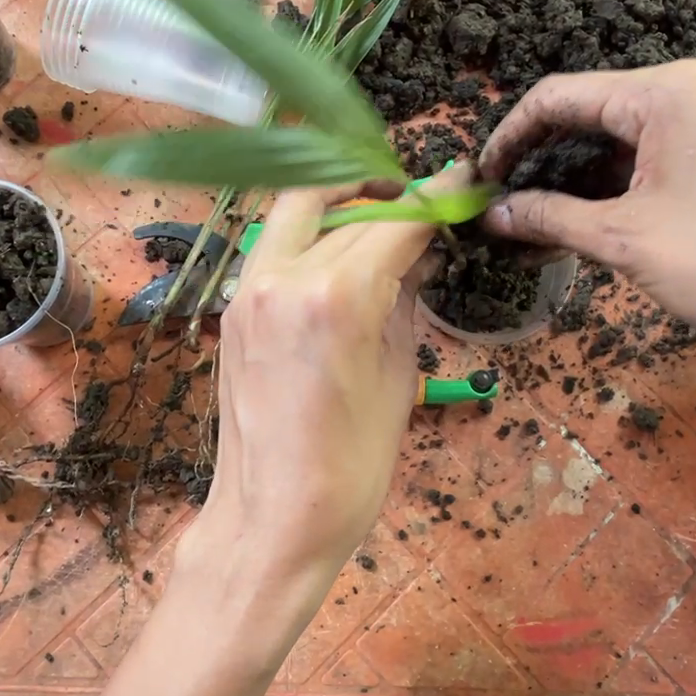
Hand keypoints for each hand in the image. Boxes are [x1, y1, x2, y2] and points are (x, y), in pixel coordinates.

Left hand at [179, 172, 457, 580]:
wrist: (272, 518)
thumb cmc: (352, 466)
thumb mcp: (398, 376)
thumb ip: (404, 299)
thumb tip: (419, 254)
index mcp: (336, 296)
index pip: (397, 220)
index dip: (436, 196)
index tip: (461, 177)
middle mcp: (284, 276)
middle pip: (347, 206)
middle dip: (391, 196)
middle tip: (422, 204)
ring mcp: (249, 289)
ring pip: (298, 210)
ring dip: (342, 201)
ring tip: (381, 216)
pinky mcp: (234, 307)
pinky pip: (276, 245)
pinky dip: (311, 233)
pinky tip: (340, 253)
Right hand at [478, 62, 695, 371]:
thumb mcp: (624, 239)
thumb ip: (550, 217)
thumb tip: (494, 213)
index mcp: (663, 92)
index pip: (557, 96)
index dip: (508, 137)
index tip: (480, 180)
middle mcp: (691, 90)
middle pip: (589, 113)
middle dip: (541, 160)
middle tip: (506, 207)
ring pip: (621, 138)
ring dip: (576, 178)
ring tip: (540, 223)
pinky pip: (655, 155)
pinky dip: (616, 184)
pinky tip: (589, 220)